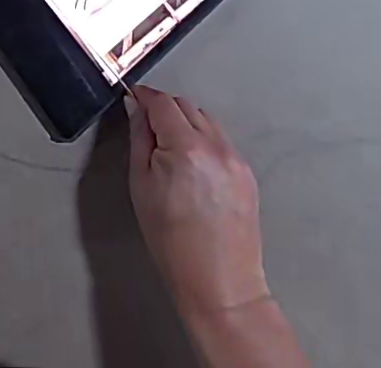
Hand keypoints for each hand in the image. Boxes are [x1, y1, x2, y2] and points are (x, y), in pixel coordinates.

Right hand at [127, 85, 271, 315]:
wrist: (219, 284)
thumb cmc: (173, 244)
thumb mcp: (141, 188)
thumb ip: (139, 139)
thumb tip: (136, 109)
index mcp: (186, 147)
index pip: (163, 102)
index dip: (145, 96)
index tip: (134, 97)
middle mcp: (214, 144)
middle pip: (185, 105)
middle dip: (164, 110)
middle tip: (147, 129)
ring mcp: (234, 156)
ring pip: (205, 119)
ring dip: (186, 123)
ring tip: (171, 153)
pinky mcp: (246, 169)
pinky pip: (220, 140)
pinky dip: (204, 141)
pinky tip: (193, 168)